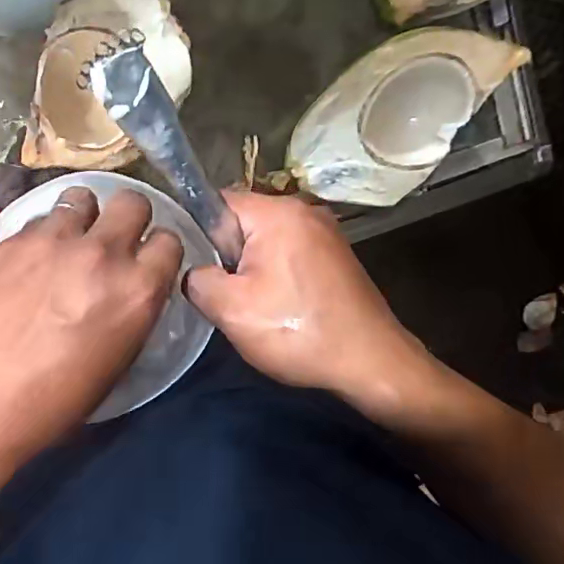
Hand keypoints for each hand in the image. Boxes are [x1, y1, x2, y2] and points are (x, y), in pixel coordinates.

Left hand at [0, 186, 182, 483]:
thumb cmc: (64, 396)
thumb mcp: (123, 356)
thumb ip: (136, 308)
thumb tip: (133, 288)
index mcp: (138, 289)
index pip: (169, 240)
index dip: (159, 251)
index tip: (148, 262)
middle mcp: (102, 254)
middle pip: (132, 202)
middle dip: (129, 219)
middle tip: (115, 241)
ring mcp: (53, 242)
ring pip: (82, 198)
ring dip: (84, 218)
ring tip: (70, 244)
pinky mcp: (10, 241)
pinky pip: (39, 220)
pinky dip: (44, 234)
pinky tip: (33, 262)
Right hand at [185, 192, 433, 413]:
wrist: (371, 362)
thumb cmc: (298, 332)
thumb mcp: (232, 310)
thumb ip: (199, 281)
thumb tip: (196, 274)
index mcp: (279, 213)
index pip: (217, 202)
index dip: (196, 232)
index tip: (191, 267)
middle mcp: (306, 212)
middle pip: (244, 223)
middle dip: (226, 256)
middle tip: (223, 295)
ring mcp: (327, 235)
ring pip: (268, 243)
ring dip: (253, 271)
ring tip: (252, 307)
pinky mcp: (337, 259)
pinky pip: (292, 257)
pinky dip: (279, 278)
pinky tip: (281, 309)